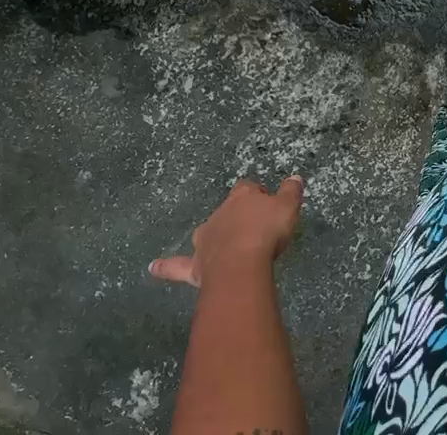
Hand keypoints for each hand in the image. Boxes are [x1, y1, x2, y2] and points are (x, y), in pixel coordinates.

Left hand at [150, 176, 304, 288]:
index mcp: (242, 198)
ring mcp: (204, 240)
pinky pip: (176, 265)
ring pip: (206, 233)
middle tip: (253, 227)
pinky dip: (165, 266)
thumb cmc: (266, 232)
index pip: (248, 187)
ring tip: (225, 243)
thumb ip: (291, 190)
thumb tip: (294, 177)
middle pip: (227, 210)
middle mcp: (219, 215)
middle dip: (238, 216)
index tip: (268, 202)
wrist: (241, 264)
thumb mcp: (289, 206)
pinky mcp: (195, 265)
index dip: (257, 193)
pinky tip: (152, 268)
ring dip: (214, 236)